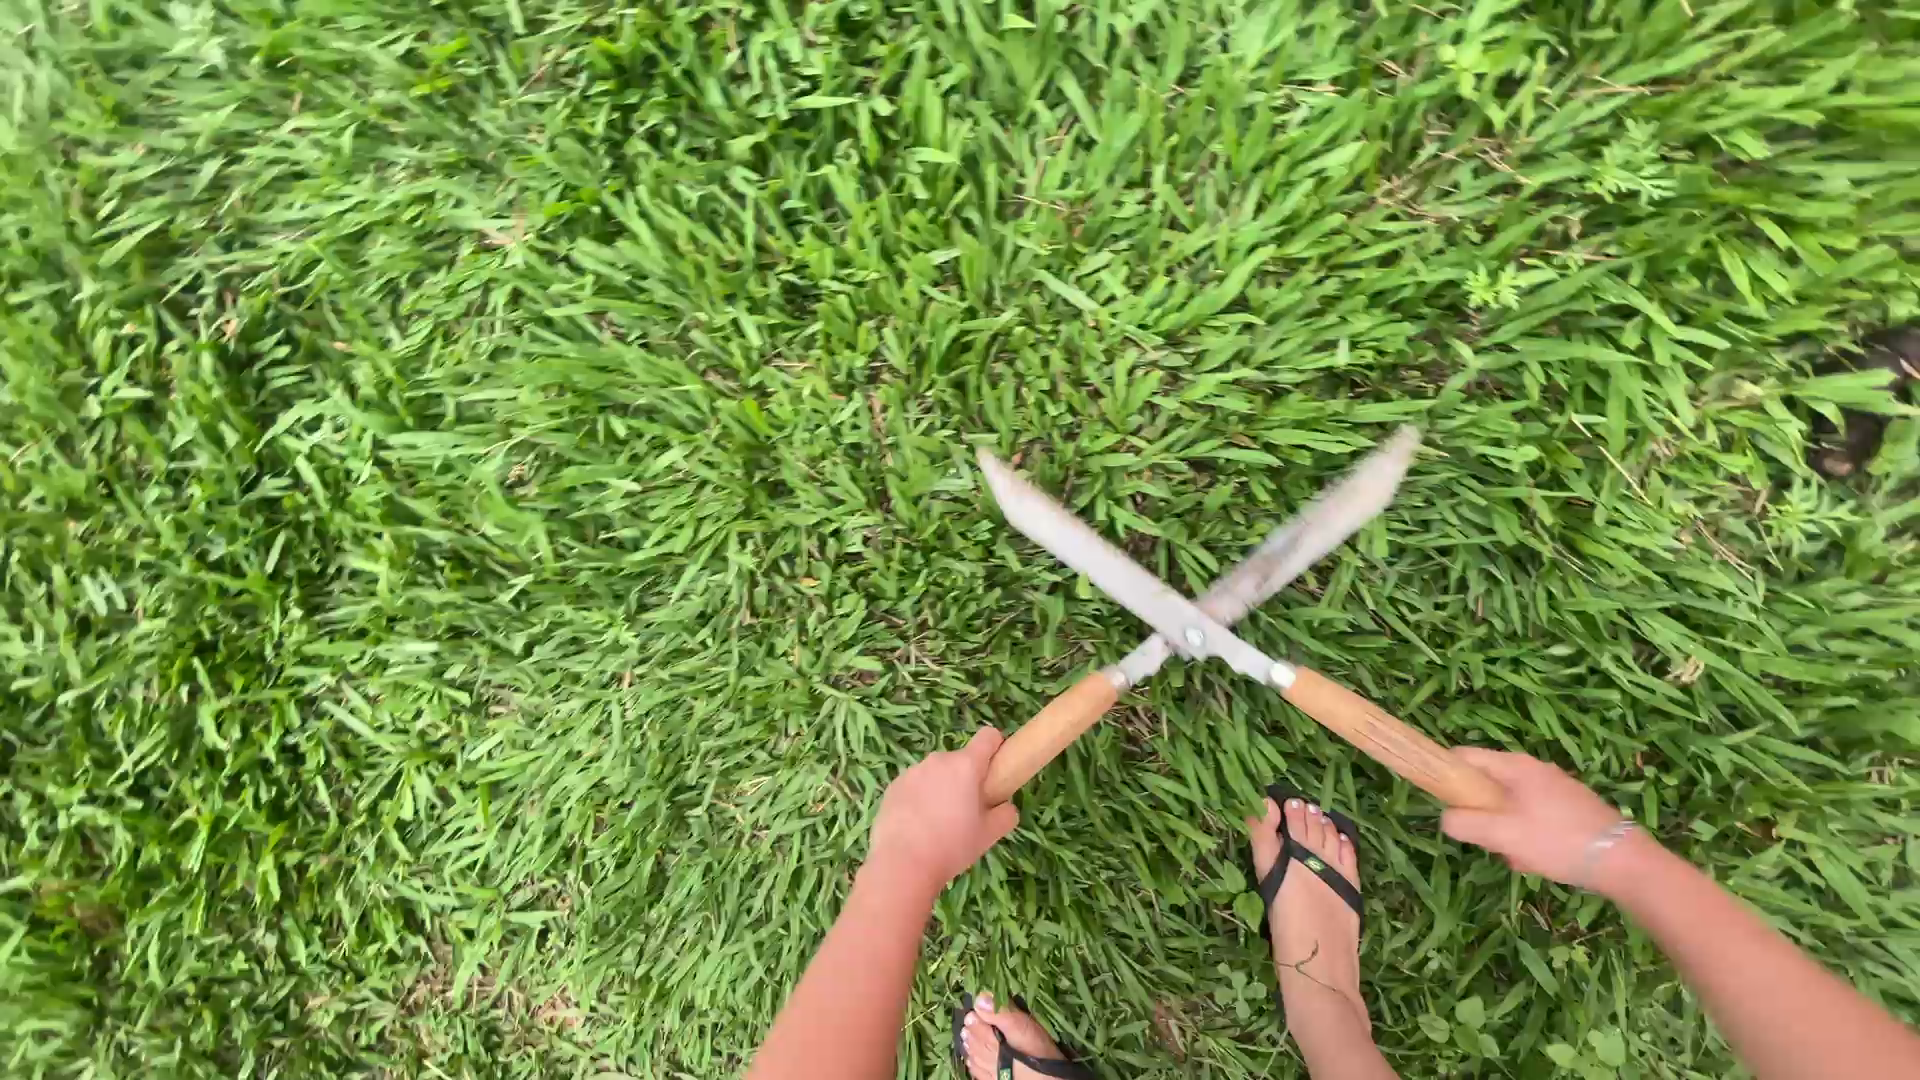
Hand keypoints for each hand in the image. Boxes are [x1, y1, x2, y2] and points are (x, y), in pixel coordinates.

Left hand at [866, 728, 1019, 895]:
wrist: (901, 865)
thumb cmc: (951, 847)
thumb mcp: (988, 835)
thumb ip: (1005, 815)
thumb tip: (1006, 807)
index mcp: (965, 765)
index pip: (988, 736)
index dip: (996, 749)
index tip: (995, 773)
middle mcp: (938, 760)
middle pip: (960, 760)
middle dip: (966, 780)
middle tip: (966, 813)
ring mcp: (912, 771)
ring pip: (936, 773)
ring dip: (941, 789)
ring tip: (938, 825)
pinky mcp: (893, 786)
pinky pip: (914, 786)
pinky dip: (919, 799)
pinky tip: (916, 827)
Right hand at [1440, 747, 1628, 887]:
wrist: (1631, 866)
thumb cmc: (1558, 841)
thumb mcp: (1501, 834)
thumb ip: (1462, 823)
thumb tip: (1446, 818)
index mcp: (1514, 766)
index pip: (1462, 756)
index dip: (1445, 775)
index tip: (1445, 803)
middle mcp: (1535, 769)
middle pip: (1486, 782)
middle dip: (1479, 810)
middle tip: (1486, 837)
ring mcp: (1558, 787)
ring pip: (1511, 802)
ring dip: (1504, 827)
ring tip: (1516, 855)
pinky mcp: (1575, 808)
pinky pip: (1535, 813)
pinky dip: (1528, 832)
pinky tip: (1539, 858)